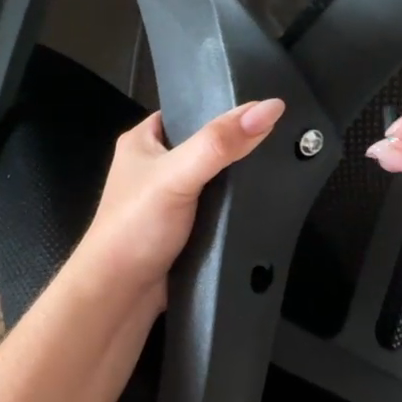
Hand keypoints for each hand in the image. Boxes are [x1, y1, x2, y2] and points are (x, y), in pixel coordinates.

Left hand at [68, 98, 284, 305]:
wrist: (119, 295)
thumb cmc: (136, 226)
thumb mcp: (179, 174)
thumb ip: (221, 143)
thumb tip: (271, 107)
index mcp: (142, 142)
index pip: (188, 112)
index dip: (222, 108)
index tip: (265, 108)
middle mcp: (153, 169)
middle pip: (205, 148)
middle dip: (236, 148)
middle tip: (282, 139)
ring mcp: (168, 204)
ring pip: (213, 183)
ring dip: (238, 184)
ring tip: (281, 168)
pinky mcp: (182, 233)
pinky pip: (215, 214)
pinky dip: (233, 212)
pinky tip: (260, 207)